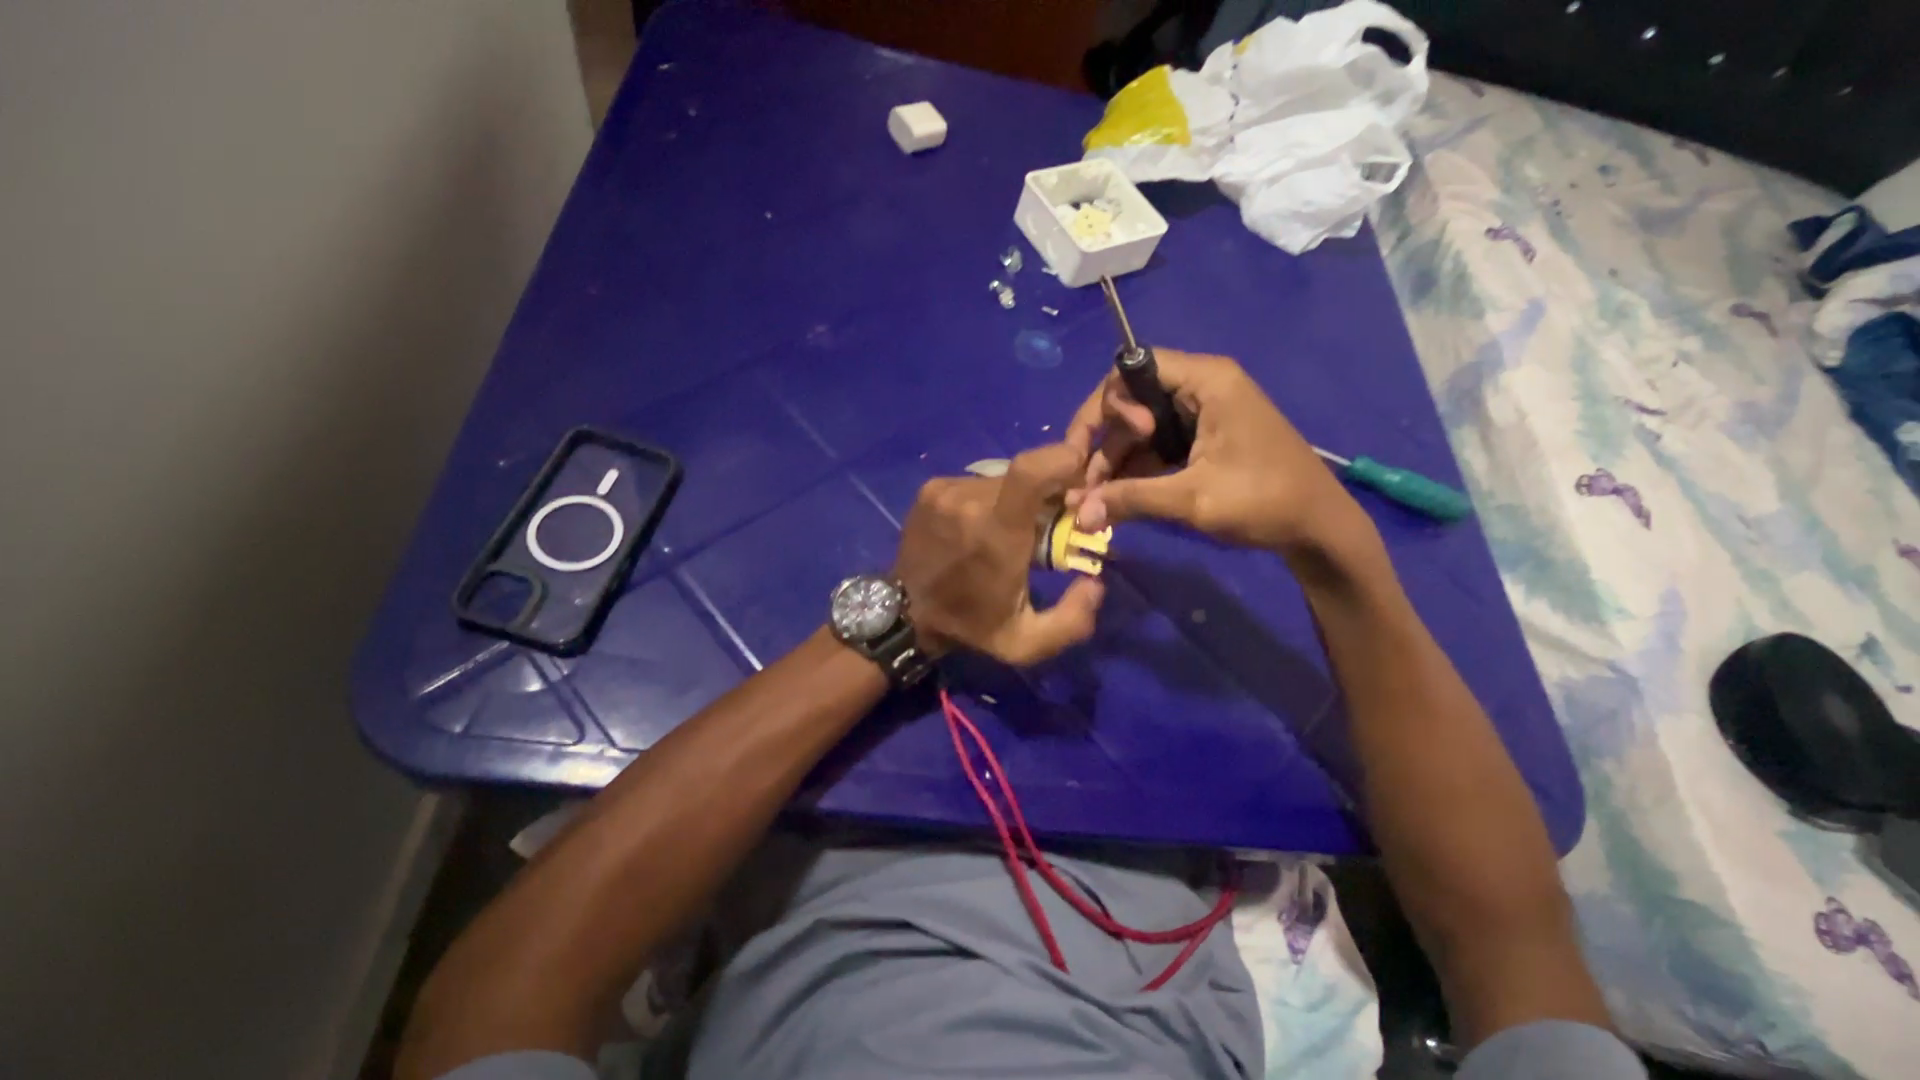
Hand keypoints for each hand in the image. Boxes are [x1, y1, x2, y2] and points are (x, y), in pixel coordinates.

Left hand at [893, 443, 1105, 665]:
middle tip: (1049, 524)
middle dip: (1046, 492)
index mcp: (996, 534)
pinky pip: (977, 482)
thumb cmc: (971, 627)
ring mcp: (945, 491)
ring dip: (1016, 498)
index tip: (1080, 479)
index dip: (1063, 461)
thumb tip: (1095, 582)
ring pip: (1001, 478)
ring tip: (1011, 530)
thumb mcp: (1027, 643)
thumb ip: (1073, 619)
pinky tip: (981, 527)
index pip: (1031, 470)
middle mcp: (969, 502)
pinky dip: (990, 499)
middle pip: (1025, 474)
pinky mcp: (932, 488)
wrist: (904, 616)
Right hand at [1065, 349, 1373, 556]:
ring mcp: (1205, 413)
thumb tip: (1077, 516)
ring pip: (1142, 426)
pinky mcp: (1207, 438)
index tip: (1097, 449)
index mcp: (1206, 380)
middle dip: (1106, 442)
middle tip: (1087, 487)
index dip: (1104, 406)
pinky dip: (1138, 468)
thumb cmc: (1264, 501)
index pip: (1131, 368)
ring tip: (1095, 502)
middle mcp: (1203, 386)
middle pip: (1132, 398)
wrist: (1320, 528)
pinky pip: (1160, 443)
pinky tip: (1118, 499)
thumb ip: (1131, 499)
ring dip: (1117, 461)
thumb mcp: (1192, 500)